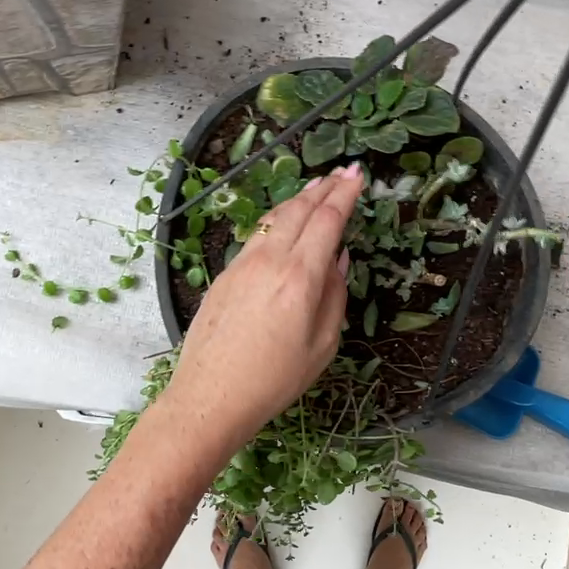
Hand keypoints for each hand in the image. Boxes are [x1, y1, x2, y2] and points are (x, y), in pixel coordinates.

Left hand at [159, 163, 365, 448]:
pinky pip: (256, 237)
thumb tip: (338, 257)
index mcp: (299, 277)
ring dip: (298, 199)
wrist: (210, 397)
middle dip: (324, 188)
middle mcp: (268, 261)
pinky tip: (283, 222)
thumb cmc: (273, 381)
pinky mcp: (223, 276)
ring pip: (274, 220)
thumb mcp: (322, 345)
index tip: (359, 175)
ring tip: (316, 187)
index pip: (327, 221)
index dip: (345, 195)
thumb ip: (334, 295)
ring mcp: (241, 265)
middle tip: (343, 172)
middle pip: (299, 211)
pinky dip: (277, 221)